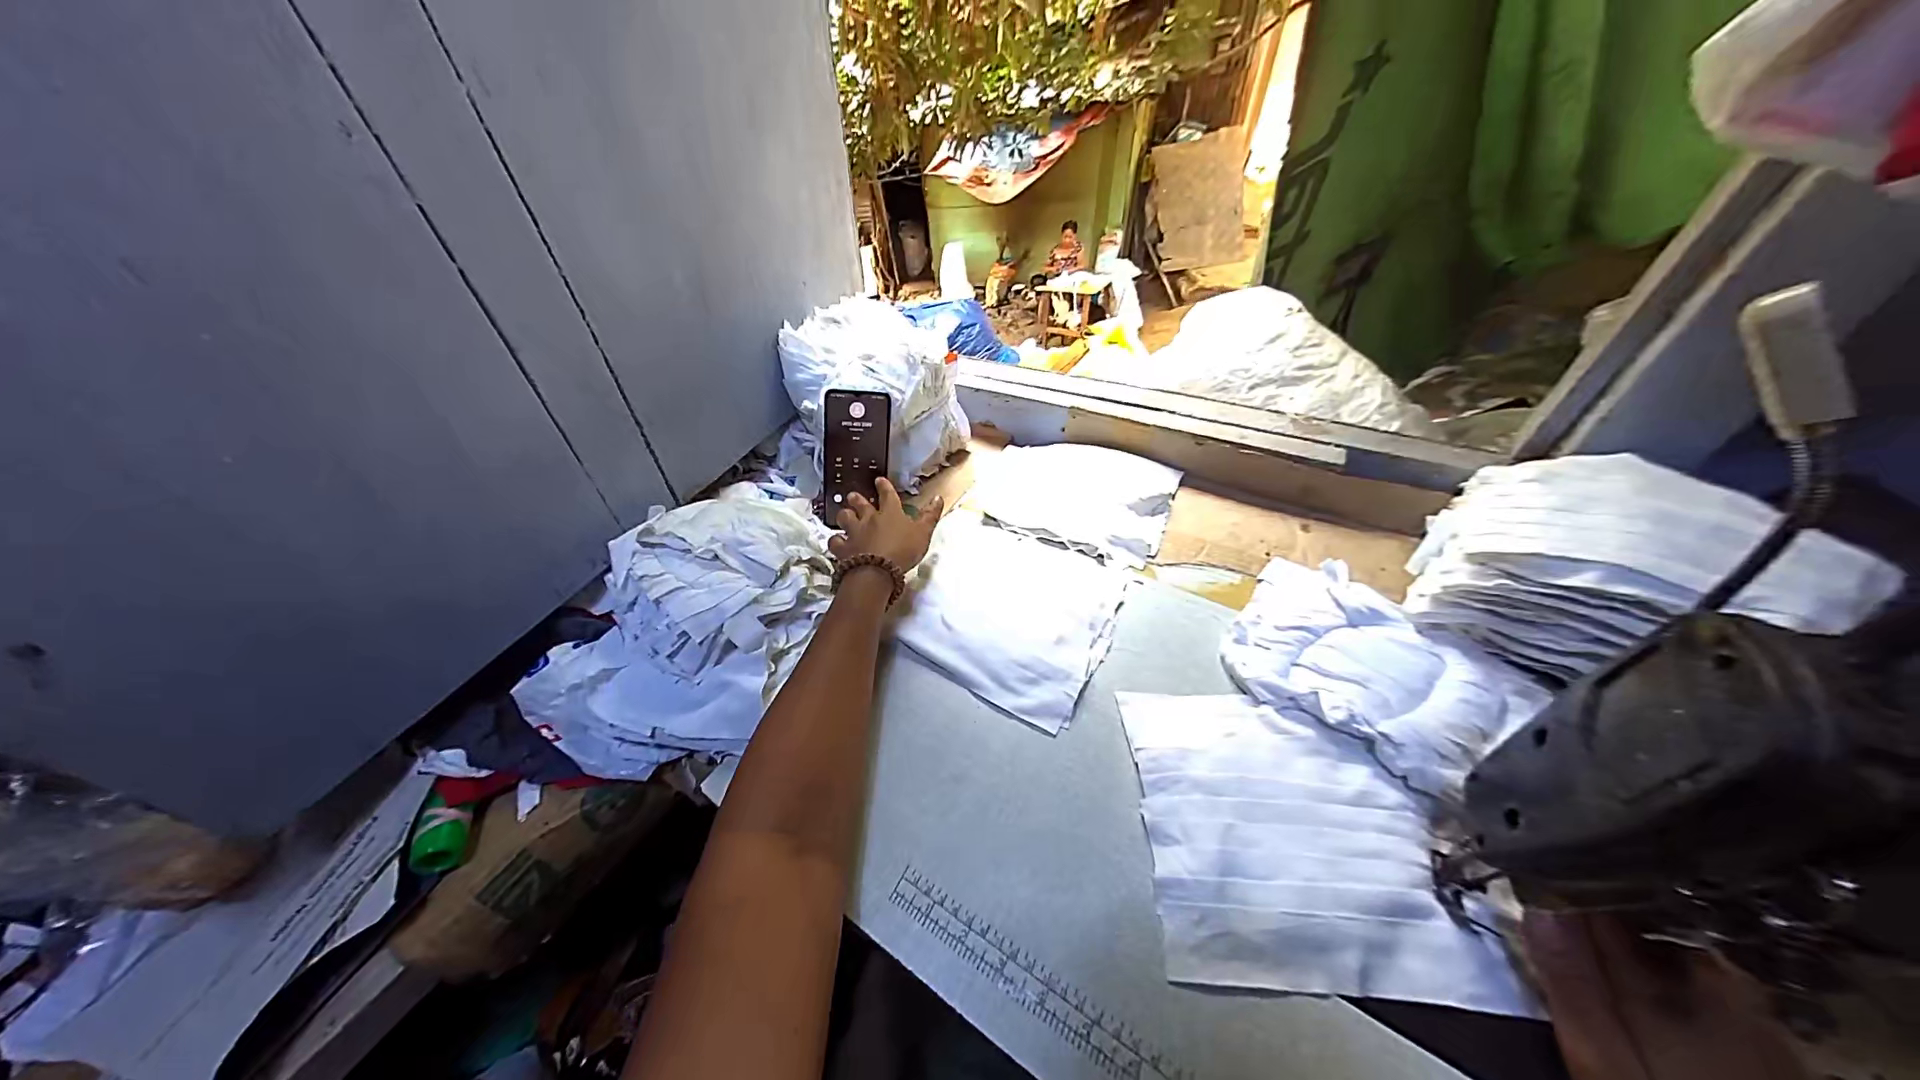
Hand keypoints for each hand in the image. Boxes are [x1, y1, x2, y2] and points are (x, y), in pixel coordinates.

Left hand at [830, 477, 941, 568]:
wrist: (878, 571)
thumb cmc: (903, 550)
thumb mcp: (923, 533)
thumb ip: (930, 516)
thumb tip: (938, 498)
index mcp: (890, 513)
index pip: (887, 494)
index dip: (883, 486)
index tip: (879, 480)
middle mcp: (869, 519)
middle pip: (860, 504)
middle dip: (857, 499)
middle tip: (853, 496)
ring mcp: (854, 532)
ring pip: (844, 517)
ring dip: (845, 515)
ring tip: (845, 515)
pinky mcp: (843, 548)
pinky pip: (835, 540)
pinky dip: (836, 540)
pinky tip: (837, 541)